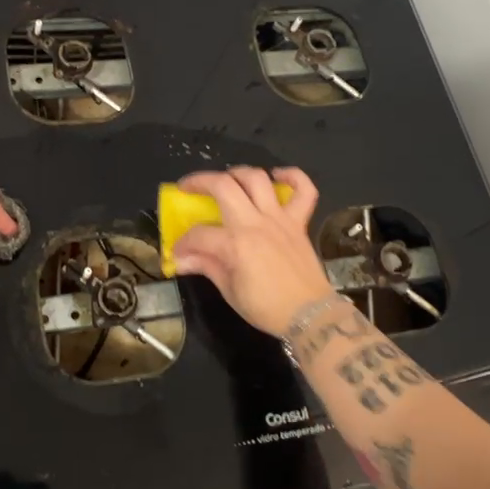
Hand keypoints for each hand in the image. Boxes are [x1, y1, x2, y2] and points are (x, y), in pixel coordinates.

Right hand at [170, 166, 337, 336]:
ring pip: (257, 179)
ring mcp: (279, 219)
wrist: (310, 315)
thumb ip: (207, 267)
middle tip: (188, 188)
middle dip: (199, 182)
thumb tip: (181, 260)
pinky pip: (304, 190)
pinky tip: (277, 176)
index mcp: (235, 244)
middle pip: (224, 186)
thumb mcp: (230, 292)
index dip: (183, 242)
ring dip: (238, 173)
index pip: (199, 234)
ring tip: (227, 180)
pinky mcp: (299, 222)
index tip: (179, 252)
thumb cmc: (268, 308)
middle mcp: (256, 223)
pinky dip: (293, 177)